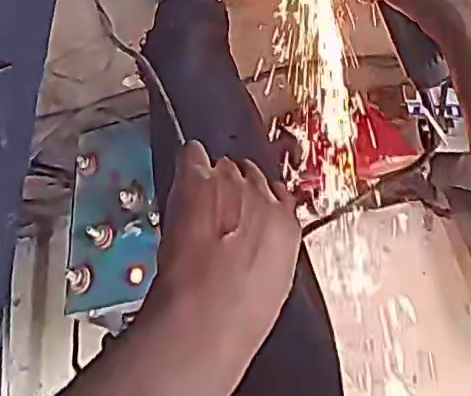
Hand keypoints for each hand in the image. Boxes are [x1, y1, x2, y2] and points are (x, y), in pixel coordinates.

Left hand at [141, 141, 299, 359]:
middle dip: (235, 192)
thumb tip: (259, 250)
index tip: (248, 215)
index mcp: (286, 225)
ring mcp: (229, 182)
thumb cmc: (236, 315)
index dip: (259, 205)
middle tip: (220, 216)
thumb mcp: (272, 287)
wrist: (204, 315)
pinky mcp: (197, 179)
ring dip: (212, 181)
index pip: (278, 196)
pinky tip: (184, 175)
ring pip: (222, 165)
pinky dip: (188, 163)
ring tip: (199, 206)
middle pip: (250, 176)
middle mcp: (261, 194)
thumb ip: (271, 252)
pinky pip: (193, 154)